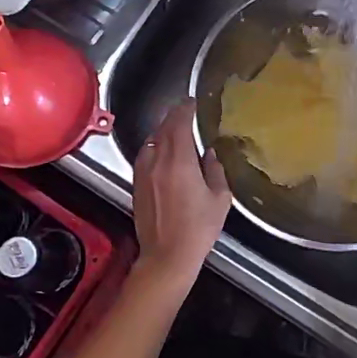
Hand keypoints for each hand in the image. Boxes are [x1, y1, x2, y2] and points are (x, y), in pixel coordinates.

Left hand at [131, 102, 230, 291]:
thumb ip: (215, 170)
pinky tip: (162, 152)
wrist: (167, 256)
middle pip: (163, 129)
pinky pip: (145, 156)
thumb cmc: (198, 229)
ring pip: (151, 141)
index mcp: (180, 161)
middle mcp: (158, 162)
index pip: (179, 124)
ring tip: (174, 130)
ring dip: (163, 131)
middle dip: (174, 116)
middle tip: (184, 111)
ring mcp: (144, 173)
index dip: (185, 109)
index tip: (191, 102)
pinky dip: (154, 147)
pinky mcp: (137, 185)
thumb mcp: (219, 199)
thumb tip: (210, 154)